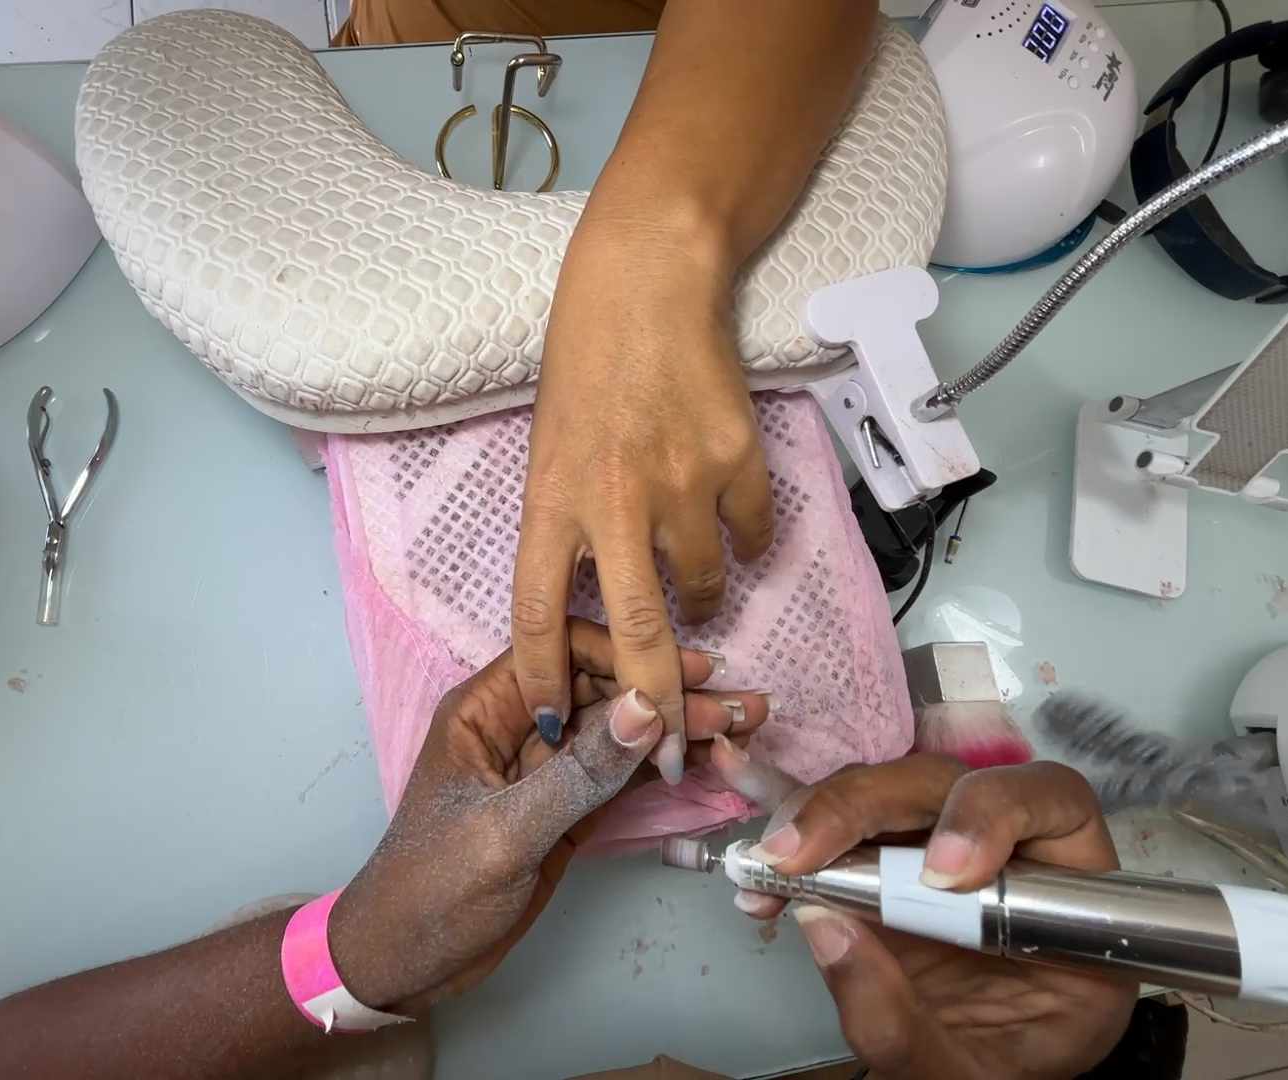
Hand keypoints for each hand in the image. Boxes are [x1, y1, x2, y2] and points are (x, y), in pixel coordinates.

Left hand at [330, 619, 772, 1011]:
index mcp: (487, 708)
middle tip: (740, 705)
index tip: (684, 670)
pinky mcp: (569, 802)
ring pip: (619, 730)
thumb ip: (577, 774)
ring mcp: (549, 764)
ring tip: (744, 725)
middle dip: (666, 694)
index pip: (560, 652)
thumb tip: (644, 707)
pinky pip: (621, 772)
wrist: (409, 963)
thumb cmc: (433, 890)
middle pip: (601, 689)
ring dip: (677, 727)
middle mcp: (522, 723)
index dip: (623, 654)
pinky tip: (711, 759)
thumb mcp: (504, 832)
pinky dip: (664, 765)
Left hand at [513, 222, 775, 787]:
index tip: (555, 722)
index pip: (534, 613)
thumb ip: (565, 522)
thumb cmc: (585, 362)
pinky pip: (753, 533)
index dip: (542, 679)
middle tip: (665, 744)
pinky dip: (745, 542)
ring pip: (703, 584)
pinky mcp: (739, 458)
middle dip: (653, 701)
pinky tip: (730, 517)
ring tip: (691, 576)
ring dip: (700, 598)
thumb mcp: (548, 445)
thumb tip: (594, 594)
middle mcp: (613, 500)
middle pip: (636, 631)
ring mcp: (681, 481)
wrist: (648, 280)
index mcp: (550, 498)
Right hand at [712, 750, 1137, 1079]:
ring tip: (766, 873)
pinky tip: (744, 821)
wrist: (952, 1059)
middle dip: (854, 808)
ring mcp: (921, 829)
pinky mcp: (868, 837)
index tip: (940, 875)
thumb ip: (905, 1023)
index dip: (991, 812)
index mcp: (1057, 882)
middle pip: (930, 780)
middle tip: (793, 857)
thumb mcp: (970, 1071)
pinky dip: (780, 816)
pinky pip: (823, 806)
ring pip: (866, 784)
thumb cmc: (991, 1059)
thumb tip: (821, 925)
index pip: (1043, 800)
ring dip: (807, 819)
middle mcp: (989, 834)